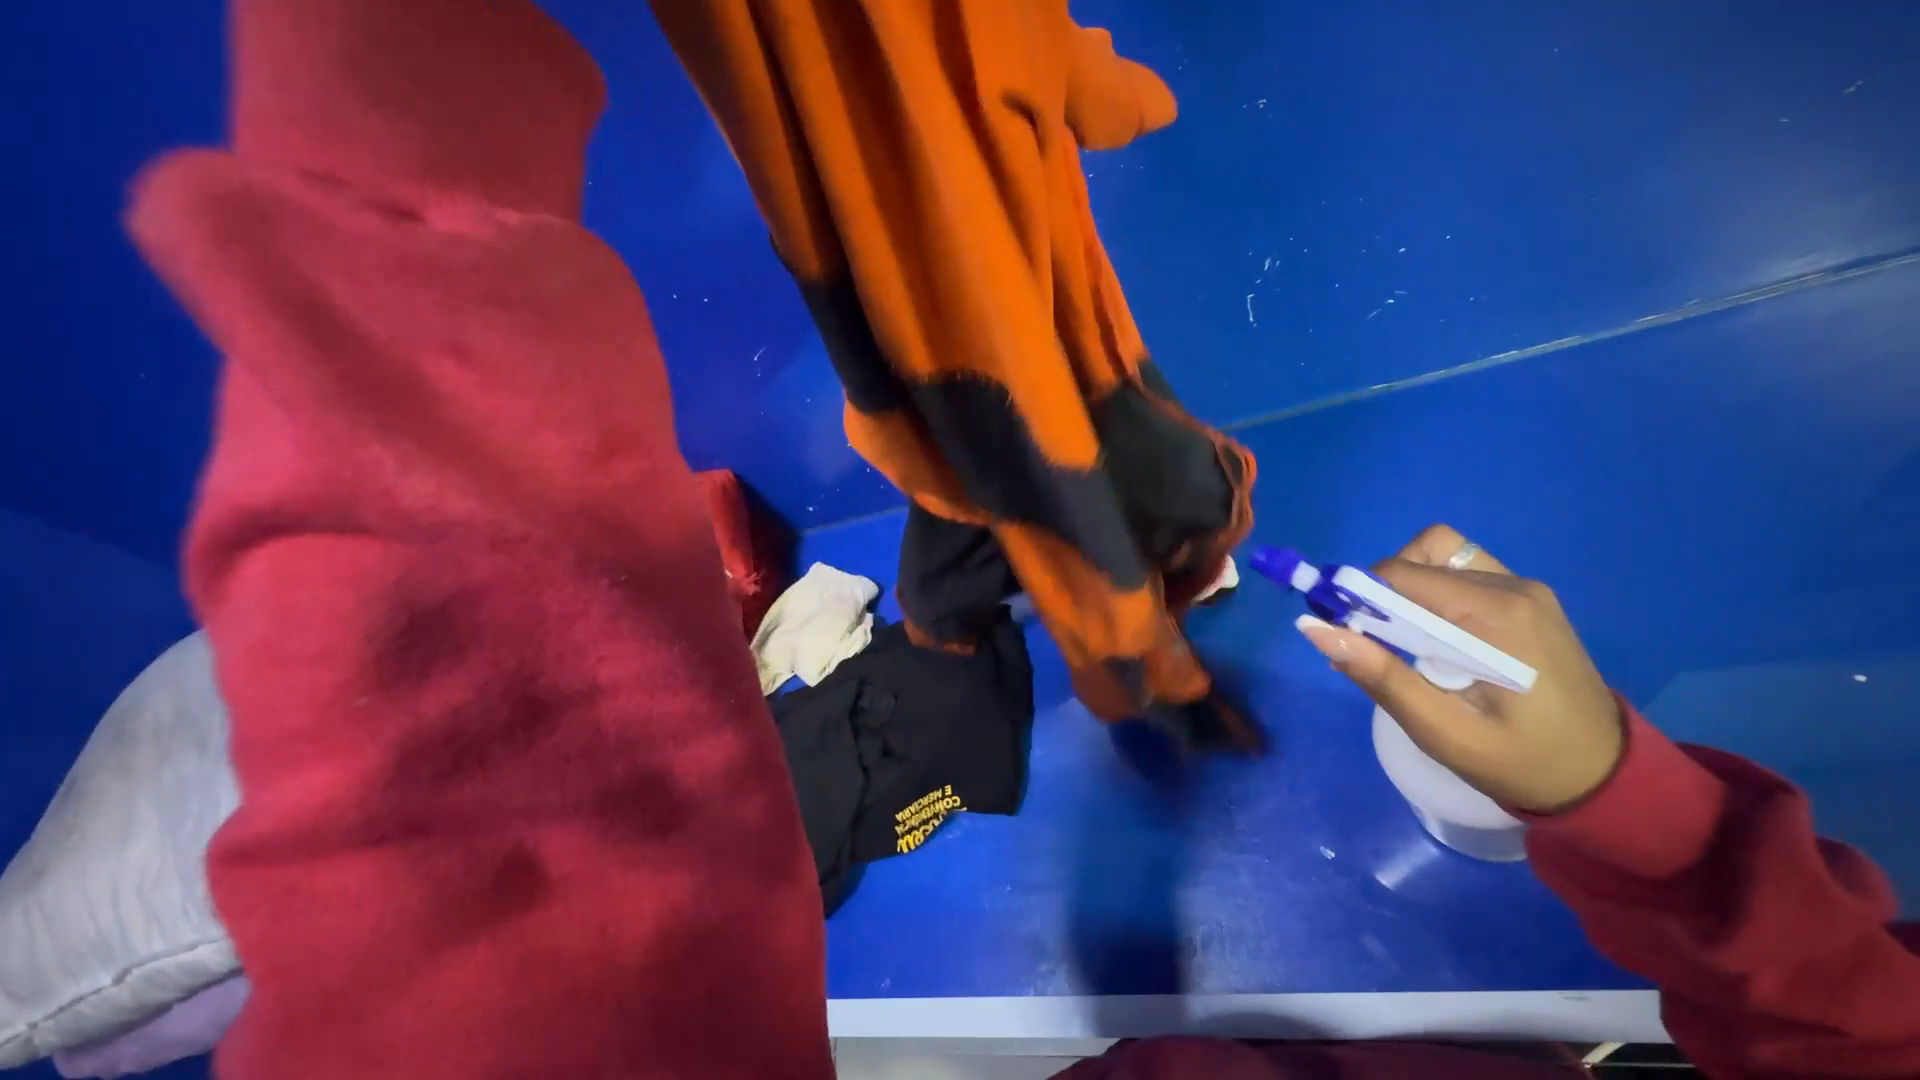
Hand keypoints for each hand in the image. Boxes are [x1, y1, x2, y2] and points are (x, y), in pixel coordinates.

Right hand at [1295, 525, 1624, 813]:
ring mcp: (1525, 589)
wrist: (1603, 778)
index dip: (1356, 597)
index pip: (1399, 575)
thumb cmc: (1519, 761)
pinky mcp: (1528, 599)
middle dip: (1380, 596)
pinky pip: (1462, 574)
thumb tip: (1314, 627)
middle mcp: (1512, 587)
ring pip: (1438, 558)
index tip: (1343, 633)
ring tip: (1408, 642)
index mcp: (1493, 615)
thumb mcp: (1441, 731)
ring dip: (1408, 590)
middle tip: (1376, 646)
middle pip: (1416, 559)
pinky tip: (1439, 640)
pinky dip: (1434, 595)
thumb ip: (1379, 675)